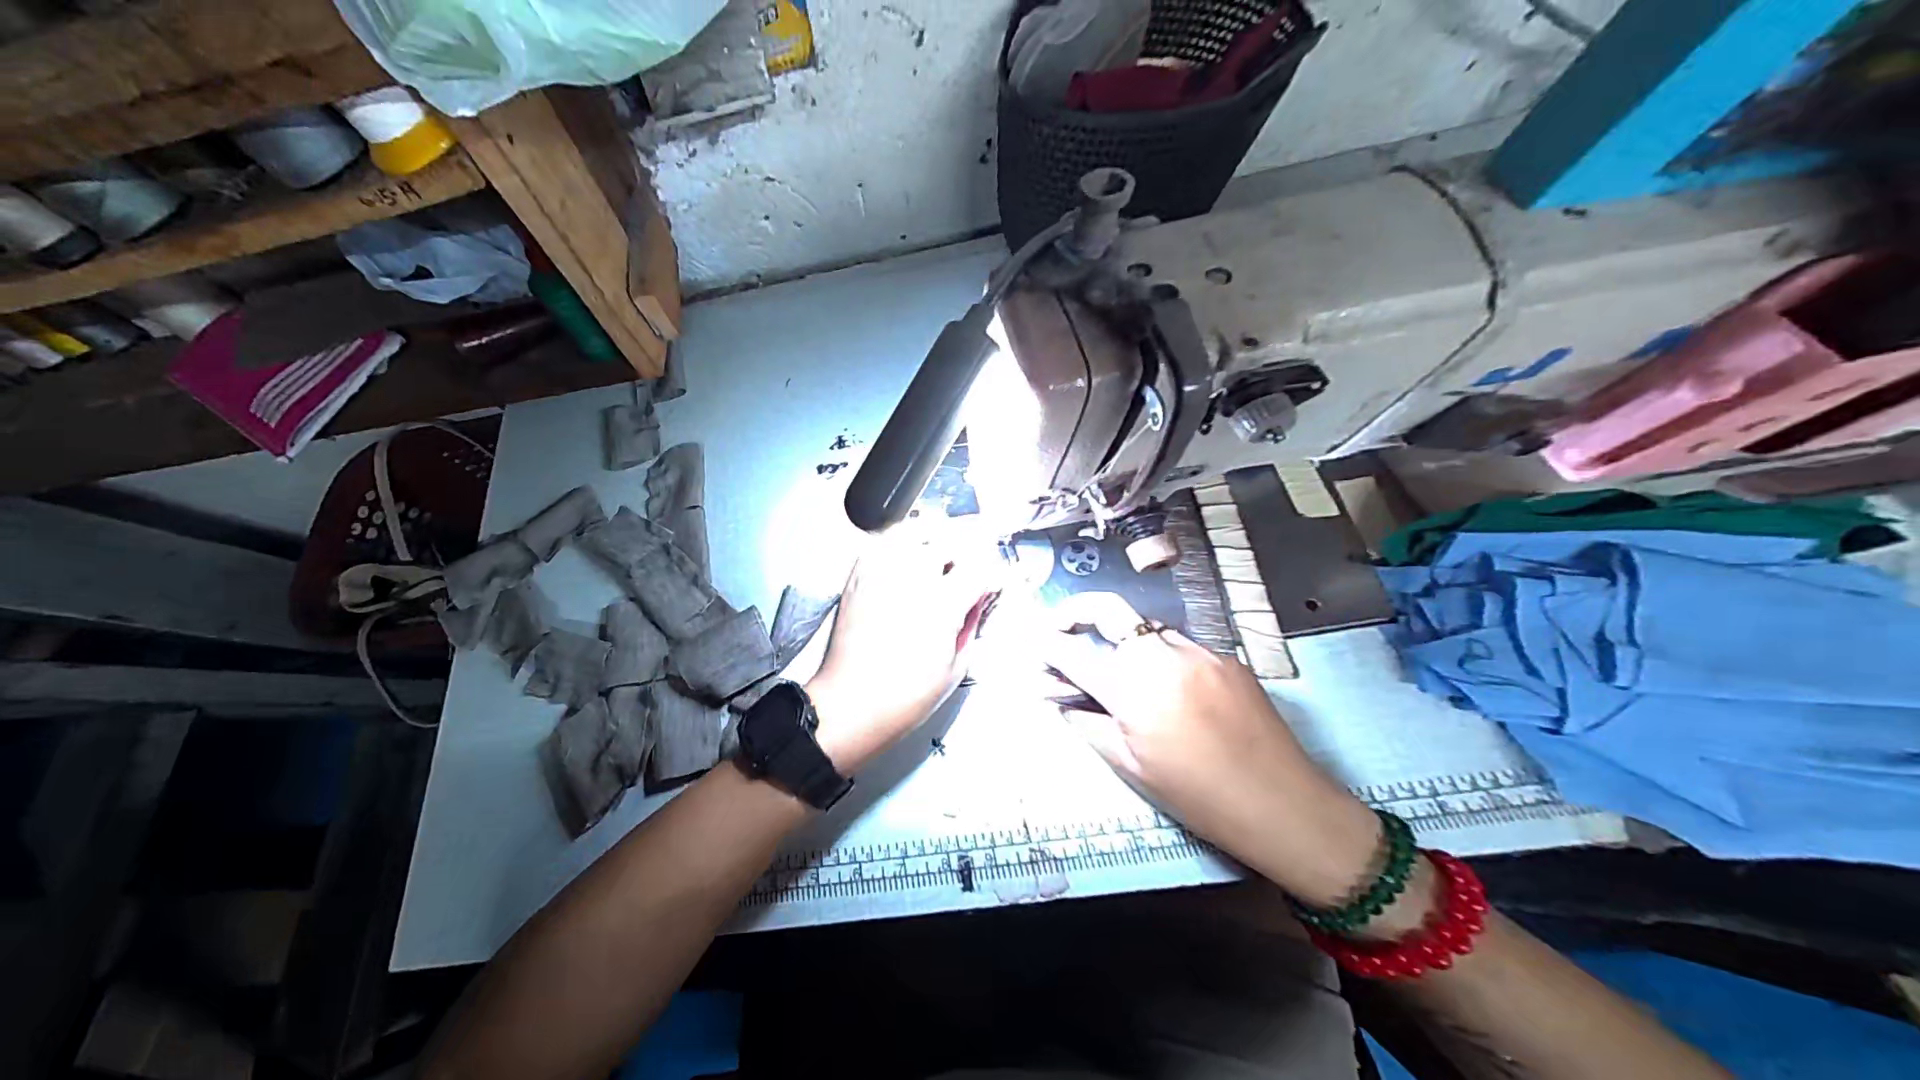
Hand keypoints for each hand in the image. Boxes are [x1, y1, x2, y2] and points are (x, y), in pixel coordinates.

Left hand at [806, 527, 998, 773]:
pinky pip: (883, 541)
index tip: (992, 580)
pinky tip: (906, 562)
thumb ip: (972, 623)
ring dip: (934, 539)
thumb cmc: (901, 697)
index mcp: (942, 603)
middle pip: (951, 537)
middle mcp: (911, 579)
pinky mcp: (858, 576)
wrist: (849, 705)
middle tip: (968, 568)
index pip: (981, 565)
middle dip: (966, 551)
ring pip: (916, 529)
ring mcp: (881, 573)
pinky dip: (900, 544)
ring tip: (939, 557)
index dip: (992, 572)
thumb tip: (978, 600)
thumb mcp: (956, 666)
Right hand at [1035, 593, 1389, 908]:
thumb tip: (1061, 697)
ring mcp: (1199, 651)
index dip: (1046, 645)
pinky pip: (1182, 647)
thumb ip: (1088, 723)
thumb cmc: (1197, 795)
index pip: (1073, 652)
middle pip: (1108, 610)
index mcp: (1131, 686)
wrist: (1283, 803)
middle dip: (1074, 611)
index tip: (1033, 643)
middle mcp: (1162, 655)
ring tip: (1123, 673)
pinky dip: (1163, 659)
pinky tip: (1172, 692)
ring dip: (1124, 641)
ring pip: (1147, 629)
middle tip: (1060, 626)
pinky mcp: (1227, 657)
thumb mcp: (1130, 766)